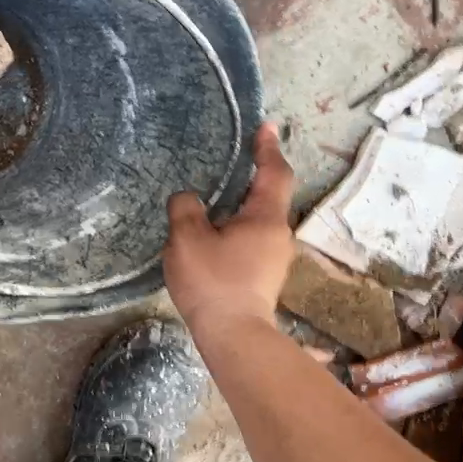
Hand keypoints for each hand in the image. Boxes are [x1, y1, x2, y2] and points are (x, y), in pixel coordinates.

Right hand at [163, 122, 295, 327]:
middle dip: (250, 179)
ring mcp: (274, 258)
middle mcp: (278, 235)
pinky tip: (212, 236)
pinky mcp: (264, 276)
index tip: (266, 126)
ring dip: (238, 207)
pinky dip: (234, 228)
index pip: (274, 173)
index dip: (268, 148)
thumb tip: (188, 199)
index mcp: (265, 218)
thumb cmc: (212, 280)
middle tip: (229, 163)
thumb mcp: (187, 238)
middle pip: (267, 197)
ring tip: (212, 202)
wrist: (233, 335)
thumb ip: (185, 209)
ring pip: (257, 221)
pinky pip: (250, 240)